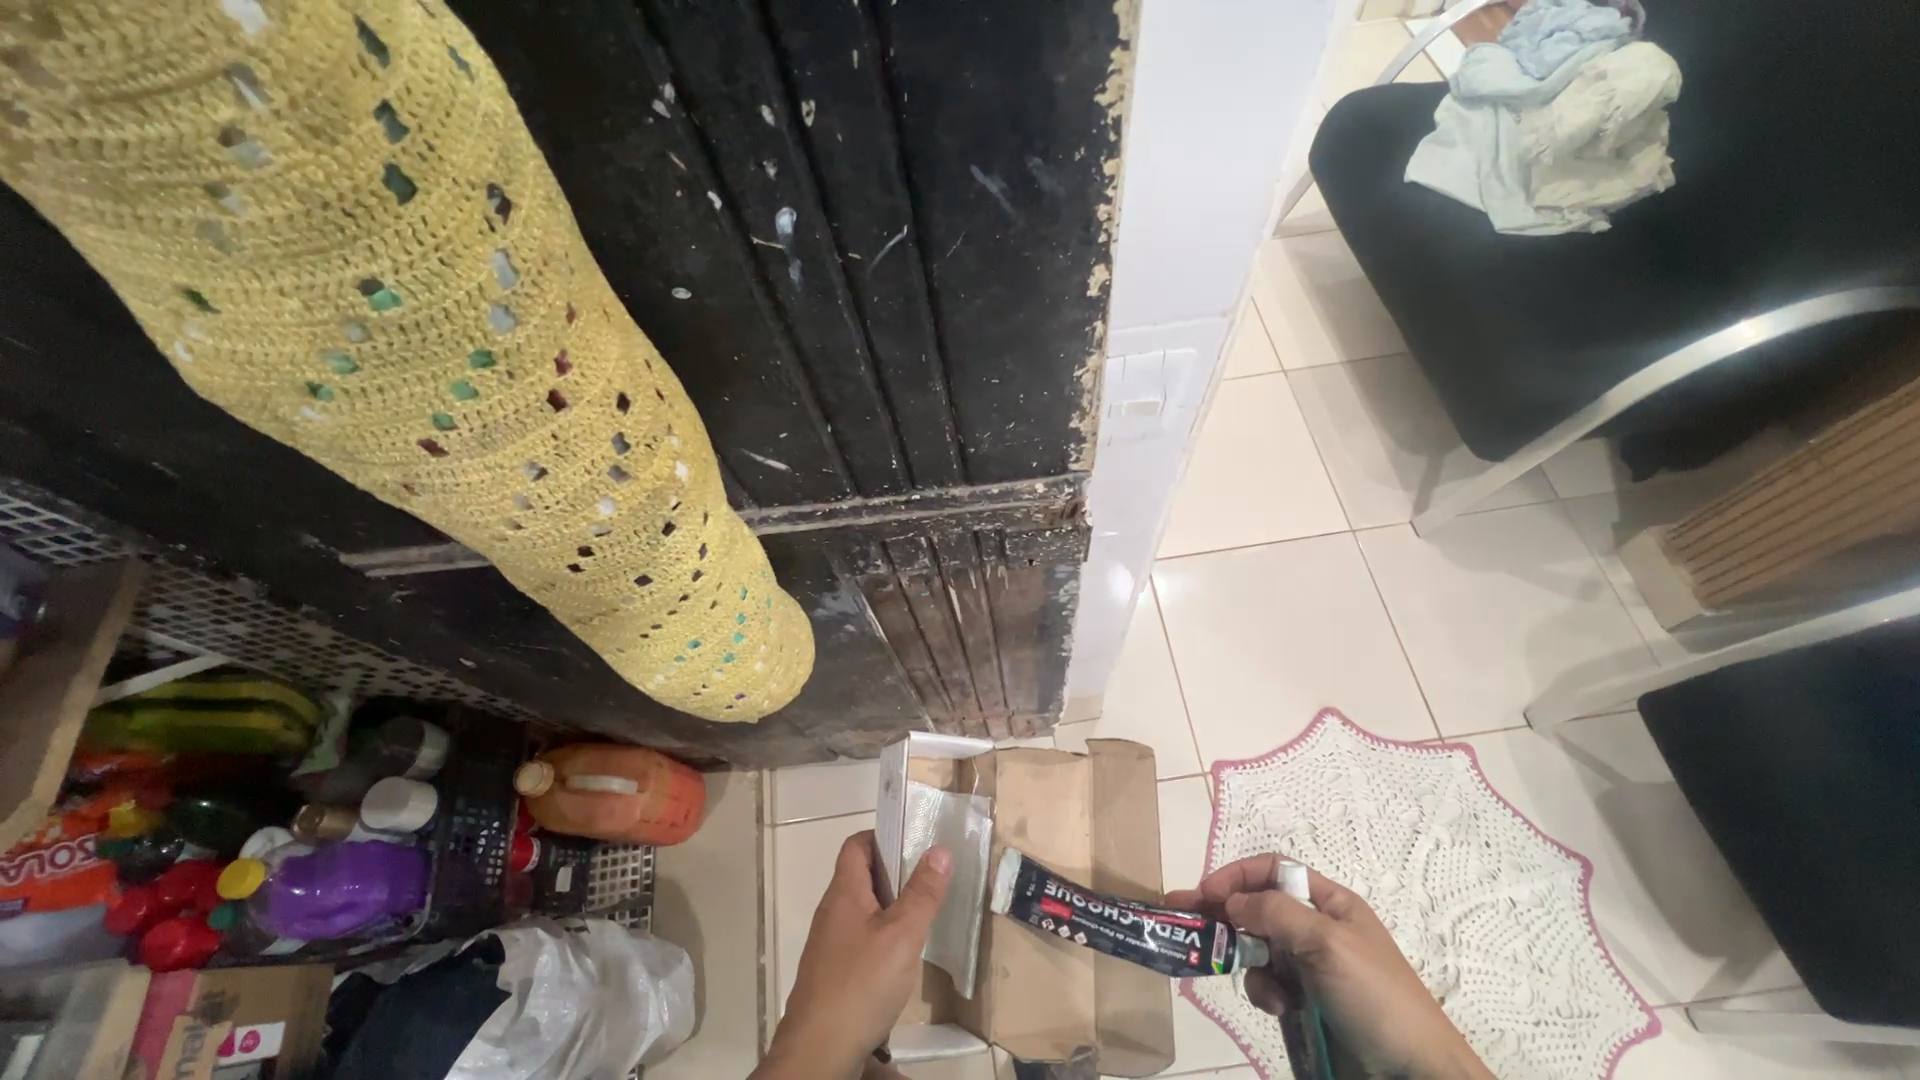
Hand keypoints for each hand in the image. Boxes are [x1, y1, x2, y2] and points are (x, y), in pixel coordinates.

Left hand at [757, 831, 952, 1079]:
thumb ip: (922, 893)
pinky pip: (860, 939)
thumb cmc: (861, 983)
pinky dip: (882, 938)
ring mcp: (829, 944)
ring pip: (863, 910)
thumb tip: (939, 849)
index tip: (915, 843)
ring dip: (891, 908)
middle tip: (930, 880)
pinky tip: (902, 959)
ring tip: (922, 917)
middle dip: (895, 873)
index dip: (883, 836)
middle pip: (861, 876)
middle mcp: (832, 912)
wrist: (818, 1051)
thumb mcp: (902, 935)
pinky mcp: (832, 973)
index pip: (856, 845)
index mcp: (843, 892)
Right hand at [1168, 856, 1493, 1079]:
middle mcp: (1317, 928)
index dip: (1237, 876)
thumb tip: (1231, 901)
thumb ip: (1274, 912)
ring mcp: (1310, 967)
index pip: (1272, 870)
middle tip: (1185, 921)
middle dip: (1225, 914)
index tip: (1205, 894)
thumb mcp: (1326, 943)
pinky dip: (1263, 991)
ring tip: (1264, 989)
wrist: (1413, 1075)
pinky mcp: (1305, 1002)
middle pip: (1257, 907)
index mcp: (1331, 904)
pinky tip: (1278, 1008)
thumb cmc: (1375, 998)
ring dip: (1248, 962)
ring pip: (1257, 948)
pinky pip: (1266, 983)